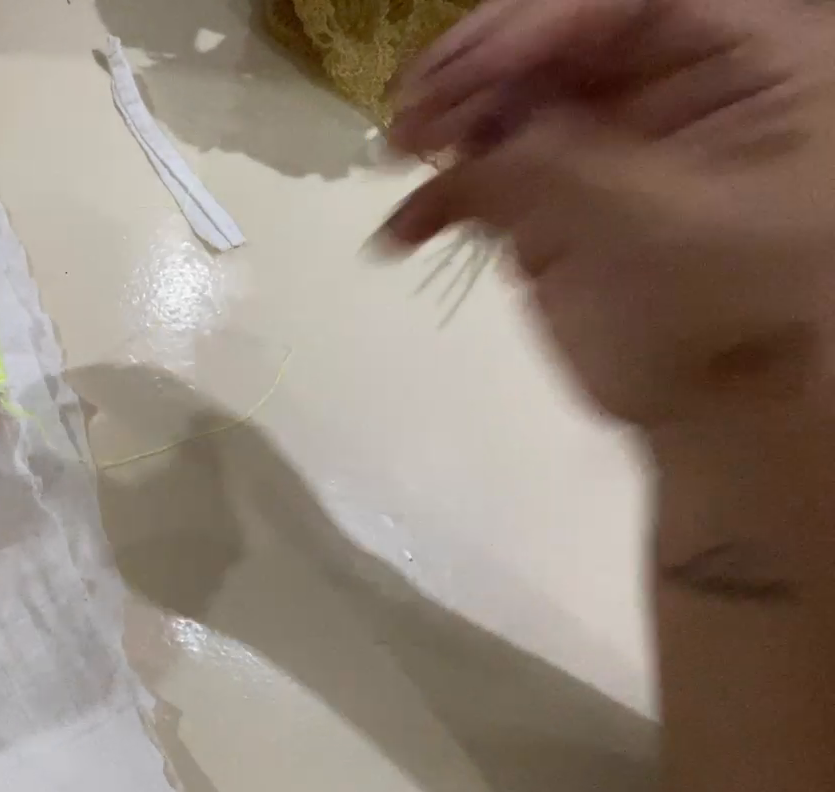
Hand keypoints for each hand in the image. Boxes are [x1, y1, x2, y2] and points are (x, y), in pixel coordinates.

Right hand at [381, 0, 834, 428]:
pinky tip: (401, 234)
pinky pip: (480, 183)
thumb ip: (555, 163)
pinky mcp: (553, 207)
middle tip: (406, 116)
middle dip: (473, 76)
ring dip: (442, 134)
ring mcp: (604, 150)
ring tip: (392, 158)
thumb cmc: (720, 310)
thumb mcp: (646, 221)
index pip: (627, 6)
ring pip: (506, 112)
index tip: (453, 78)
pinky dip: (434, 205)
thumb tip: (470, 132)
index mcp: (745, 62)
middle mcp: (671, 91)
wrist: (717, 406)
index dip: (532, 28)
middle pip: (554, 49)